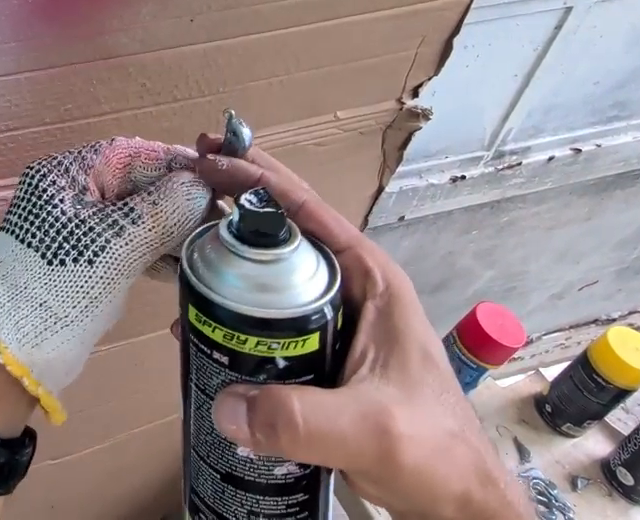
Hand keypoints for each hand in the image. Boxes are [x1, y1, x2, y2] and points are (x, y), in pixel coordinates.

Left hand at [0, 138, 211, 422]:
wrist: (13, 353)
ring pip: (131, 214)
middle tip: (219, 214)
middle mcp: (68, 192)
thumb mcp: (114, 246)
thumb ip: (160, 211)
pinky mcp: (80, 258)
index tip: (216, 175)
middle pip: (132, 183)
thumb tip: (199, 184)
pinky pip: (123, 241)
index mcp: (65, 175)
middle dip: (175, 197)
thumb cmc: (59, 288)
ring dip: (169, 225)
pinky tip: (184, 263)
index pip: (129, 154)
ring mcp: (73, 226)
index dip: (173, 162)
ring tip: (209, 239)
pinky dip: (152, 248)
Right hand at [191, 137, 532, 519]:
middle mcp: (348, 285)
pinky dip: (230, 297)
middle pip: (281, 226)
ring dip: (226, 246)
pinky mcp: (316, 348)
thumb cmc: (434, 453)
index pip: (305, 208)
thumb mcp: (369, 429)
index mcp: (369, 278)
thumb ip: (299, 418)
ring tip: (180, 239)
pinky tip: (196, 311)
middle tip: (184, 179)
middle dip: (232, 196)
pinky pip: (265, 309)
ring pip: (270, 265)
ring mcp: (332, 316)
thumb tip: (223, 405)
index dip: (254, 175)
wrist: (459, 506)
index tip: (208, 155)